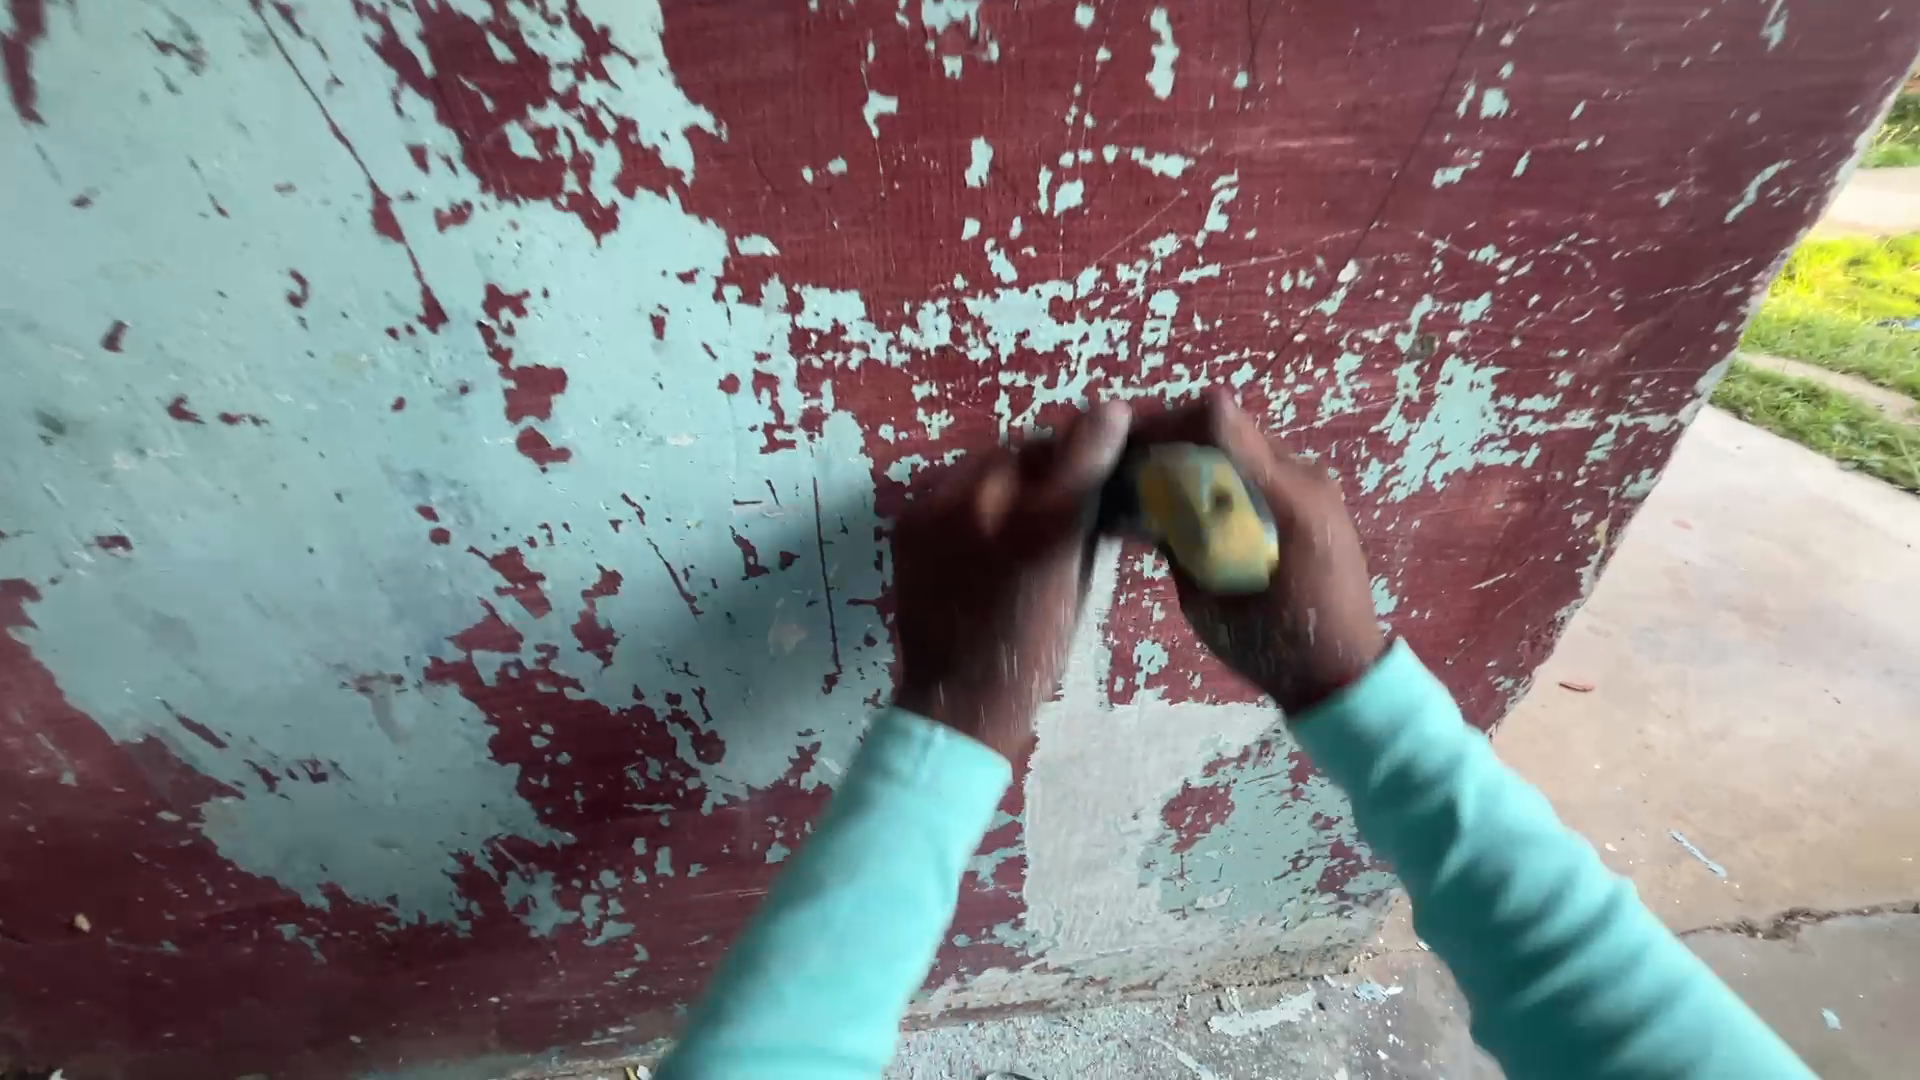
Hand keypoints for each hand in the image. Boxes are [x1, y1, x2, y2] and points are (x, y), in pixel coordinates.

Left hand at [891, 402, 1131, 758]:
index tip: (1113, 416)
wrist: (957, 694)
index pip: (1078, 455)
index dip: (1099, 431)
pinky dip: (973, 493)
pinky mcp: (908, 520)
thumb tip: (1099, 474)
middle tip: (1060, 475)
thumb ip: (1084, 521)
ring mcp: (937, 511)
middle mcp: (985, 509)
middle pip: (1025, 450)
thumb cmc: (1033, 651)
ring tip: (1017, 500)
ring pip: (986, 461)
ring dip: (1009, 472)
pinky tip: (982, 520)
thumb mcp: (1077, 587)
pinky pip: (951, 484)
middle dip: (1048, 457)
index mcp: (1040, 532)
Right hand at [1136, 390, 1385, 715]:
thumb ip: (1180, 540)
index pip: (1217, 422)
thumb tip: (1141, 500)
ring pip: (1239, 441)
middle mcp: (1303, 476)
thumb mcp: (1207, 600)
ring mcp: (1312, 483)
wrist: (1341, 670)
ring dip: (1193, 453)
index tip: (1124, 448)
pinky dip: (1217, 471)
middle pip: (1226, 423)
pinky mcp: (1310, 497)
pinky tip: (1189, 498)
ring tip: (1153, 482)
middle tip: (1128, 467)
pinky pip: (1255, 465)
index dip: (1163, 425)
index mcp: (1283, 498)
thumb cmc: (1270, 646)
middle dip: (1171, 437)